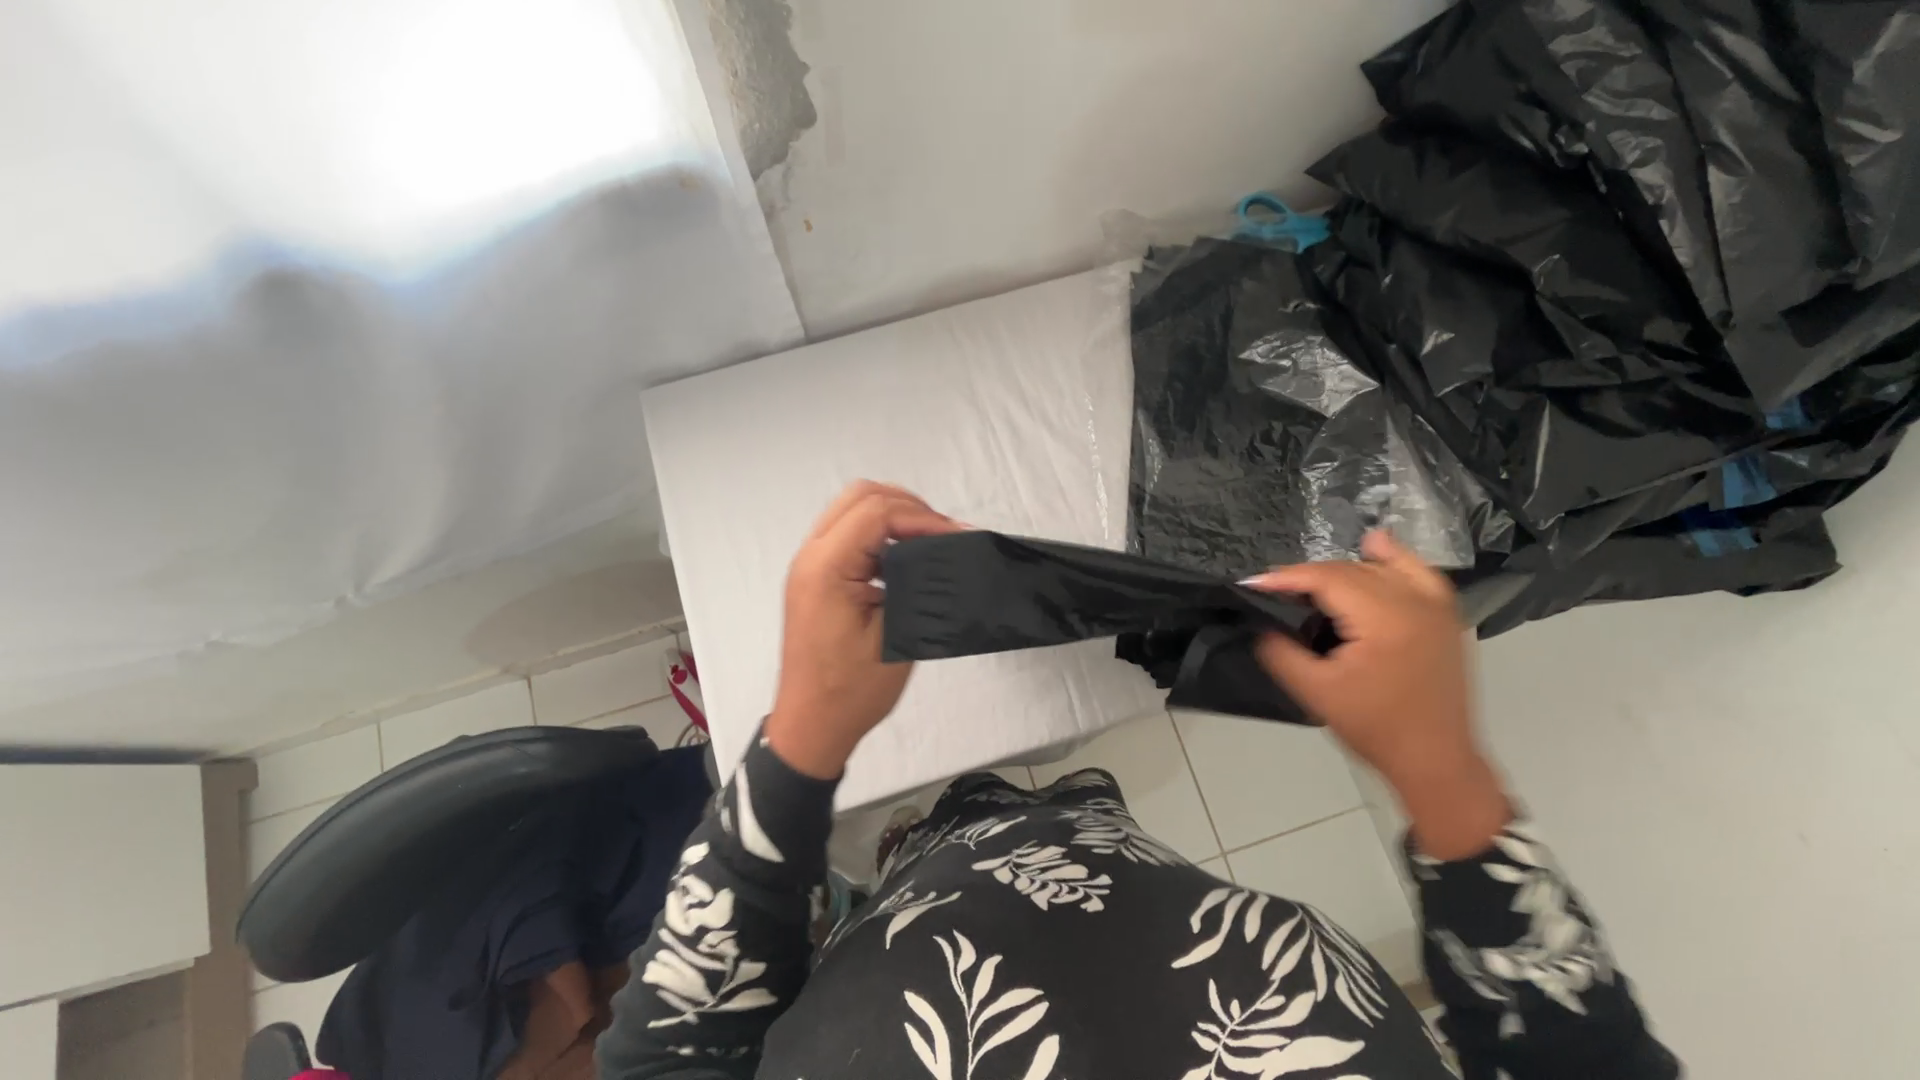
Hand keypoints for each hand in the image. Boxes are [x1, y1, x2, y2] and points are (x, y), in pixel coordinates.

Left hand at [765, 482, 961, 778]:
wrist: (812, 726)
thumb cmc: (851, 690)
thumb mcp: (895, 637)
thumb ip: (915, 585)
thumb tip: (940, 554)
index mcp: (825, 568)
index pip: (877, 513)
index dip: (923, 518)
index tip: (958, 537)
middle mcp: (811, 556)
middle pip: (860, 496)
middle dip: (908, 505)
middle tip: (945, 533)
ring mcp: (810, 565)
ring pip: (852, 509)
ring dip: (894, 516)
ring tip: (932, 540)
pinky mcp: (817, 577)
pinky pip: (848, 533)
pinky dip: (880, 533)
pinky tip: (907, 557)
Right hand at [1246, 531, 1510, 858]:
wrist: (1435, 759)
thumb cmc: (1374, 729)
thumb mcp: (1315, 692)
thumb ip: (1281, 652)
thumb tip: (1260, 622)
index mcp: (1385, 620)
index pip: (1327, 579)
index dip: (1286, 578)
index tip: (1252, 584)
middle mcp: (1415, 602)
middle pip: (1350, 570)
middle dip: (1307, 576)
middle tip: (1272, 592)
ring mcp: (1436, 606)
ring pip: (1379, 568)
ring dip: (1341, 570)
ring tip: (1308, 586)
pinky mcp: (1446, 616)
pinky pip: (1419, 572)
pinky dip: (1392, 558)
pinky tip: (1373, 548)